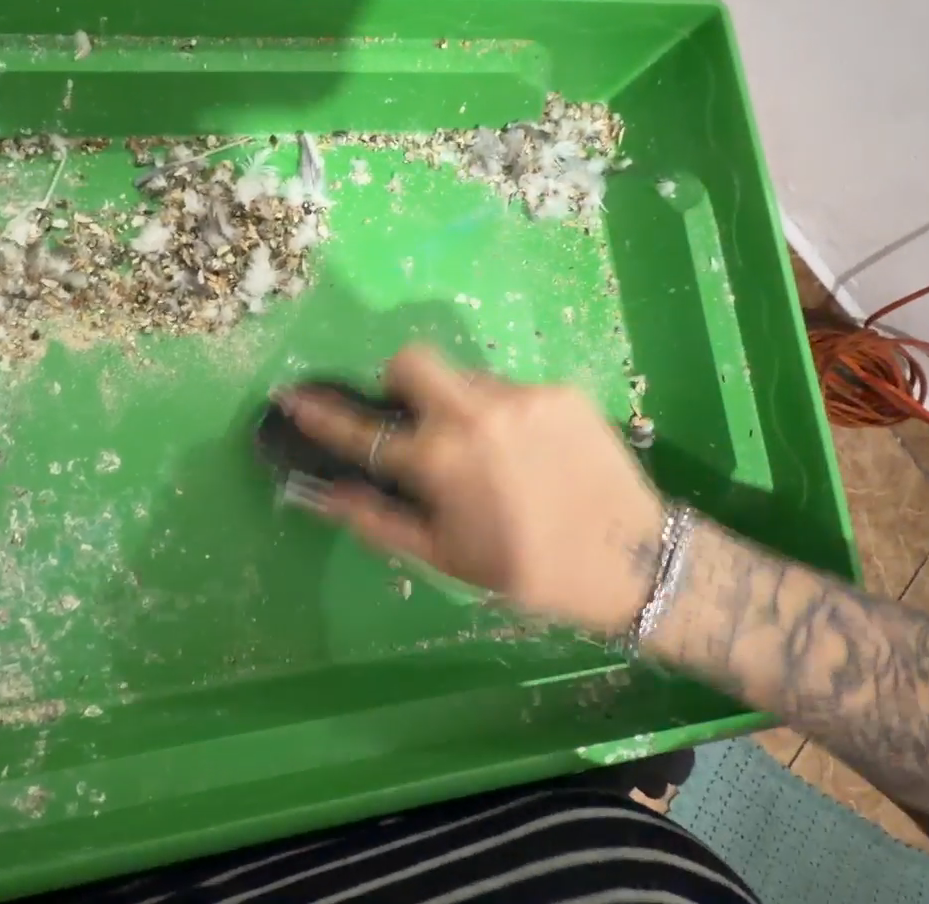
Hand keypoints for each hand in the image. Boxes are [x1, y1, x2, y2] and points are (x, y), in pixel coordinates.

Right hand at [279, 344, 664, 634]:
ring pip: (465, 377)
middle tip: (414, 416)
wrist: (634, 561)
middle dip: (399, 379)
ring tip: (486, 448)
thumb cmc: (527, 570)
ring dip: (457, 404)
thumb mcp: (445, 557)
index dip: (321, 413)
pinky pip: (509, 389)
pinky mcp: (560, 391)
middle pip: (413, 360)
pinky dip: (502, 413)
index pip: (362, 430)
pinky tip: (527, 450)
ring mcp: (521, 396)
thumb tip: (325, 495)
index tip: (294, 395)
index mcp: (440, 462)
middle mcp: (474, 416)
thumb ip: (378, 520)